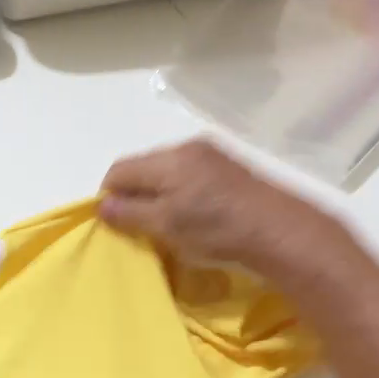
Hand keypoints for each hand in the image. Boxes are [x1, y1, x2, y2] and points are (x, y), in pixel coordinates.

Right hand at [99, 140, 352, 278]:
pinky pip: (187, 175)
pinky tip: (188, 216)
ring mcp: (210, 154)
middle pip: (142, 167)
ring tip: (164, 224)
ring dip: (155, 195)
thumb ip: (130, 214)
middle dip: (133, 195)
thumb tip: (103, 205)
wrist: (275, 230)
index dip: (108, 196)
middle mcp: (188, 147)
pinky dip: (177, 194)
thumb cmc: (214, 230)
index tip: (114, 224)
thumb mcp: (165, 226)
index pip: (119, 169)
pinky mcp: (226, 167)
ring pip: (164, 172)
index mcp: (169, 159)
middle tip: (137, 228)